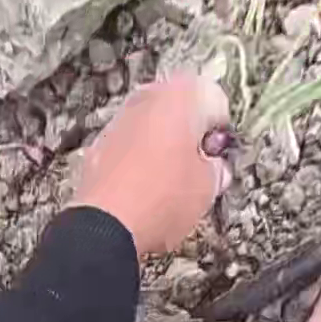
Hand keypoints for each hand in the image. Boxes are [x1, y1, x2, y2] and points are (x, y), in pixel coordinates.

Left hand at [69, 75, 230, 255]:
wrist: (105, 226)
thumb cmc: (163, 201)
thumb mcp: (206, 191)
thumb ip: (217, 171)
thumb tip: (215, 168)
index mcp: (183, 95)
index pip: (217, 103)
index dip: (222, 136)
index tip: (217, 163)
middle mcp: (149, 95)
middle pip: (181, 112)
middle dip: (190, 139)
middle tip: (194, 176)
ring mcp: (120, 119)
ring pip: (153, 129)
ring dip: (164, 151)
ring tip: (166, 190)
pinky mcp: (98, 145)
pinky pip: (129, 149)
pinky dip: (138, 164)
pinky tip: (141, 195)